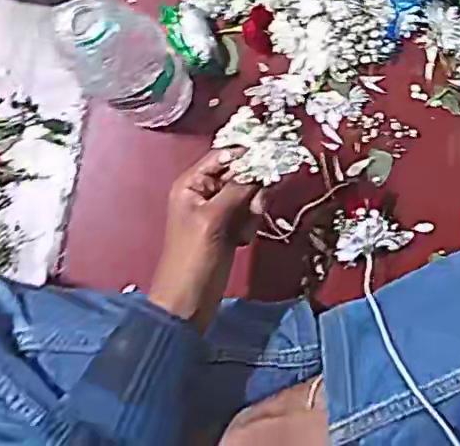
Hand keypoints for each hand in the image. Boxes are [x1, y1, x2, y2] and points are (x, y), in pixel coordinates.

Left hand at [148, 148, 268, 330]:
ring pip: (250, 191)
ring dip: (254, 208)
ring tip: (245, 231)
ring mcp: (219, 208)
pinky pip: (251, 210)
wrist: (187, 305)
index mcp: (193, 182)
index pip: (225, 154)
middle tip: (257, 207)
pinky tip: (243, 239)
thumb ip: (237, 189)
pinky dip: (251, 222)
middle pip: (242, 171)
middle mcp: (206, 190)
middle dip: (253, 187)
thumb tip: (262, 163)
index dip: (248, 154)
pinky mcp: (230, 224)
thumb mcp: (213, 219)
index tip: (273, 157)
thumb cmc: (192, 259)